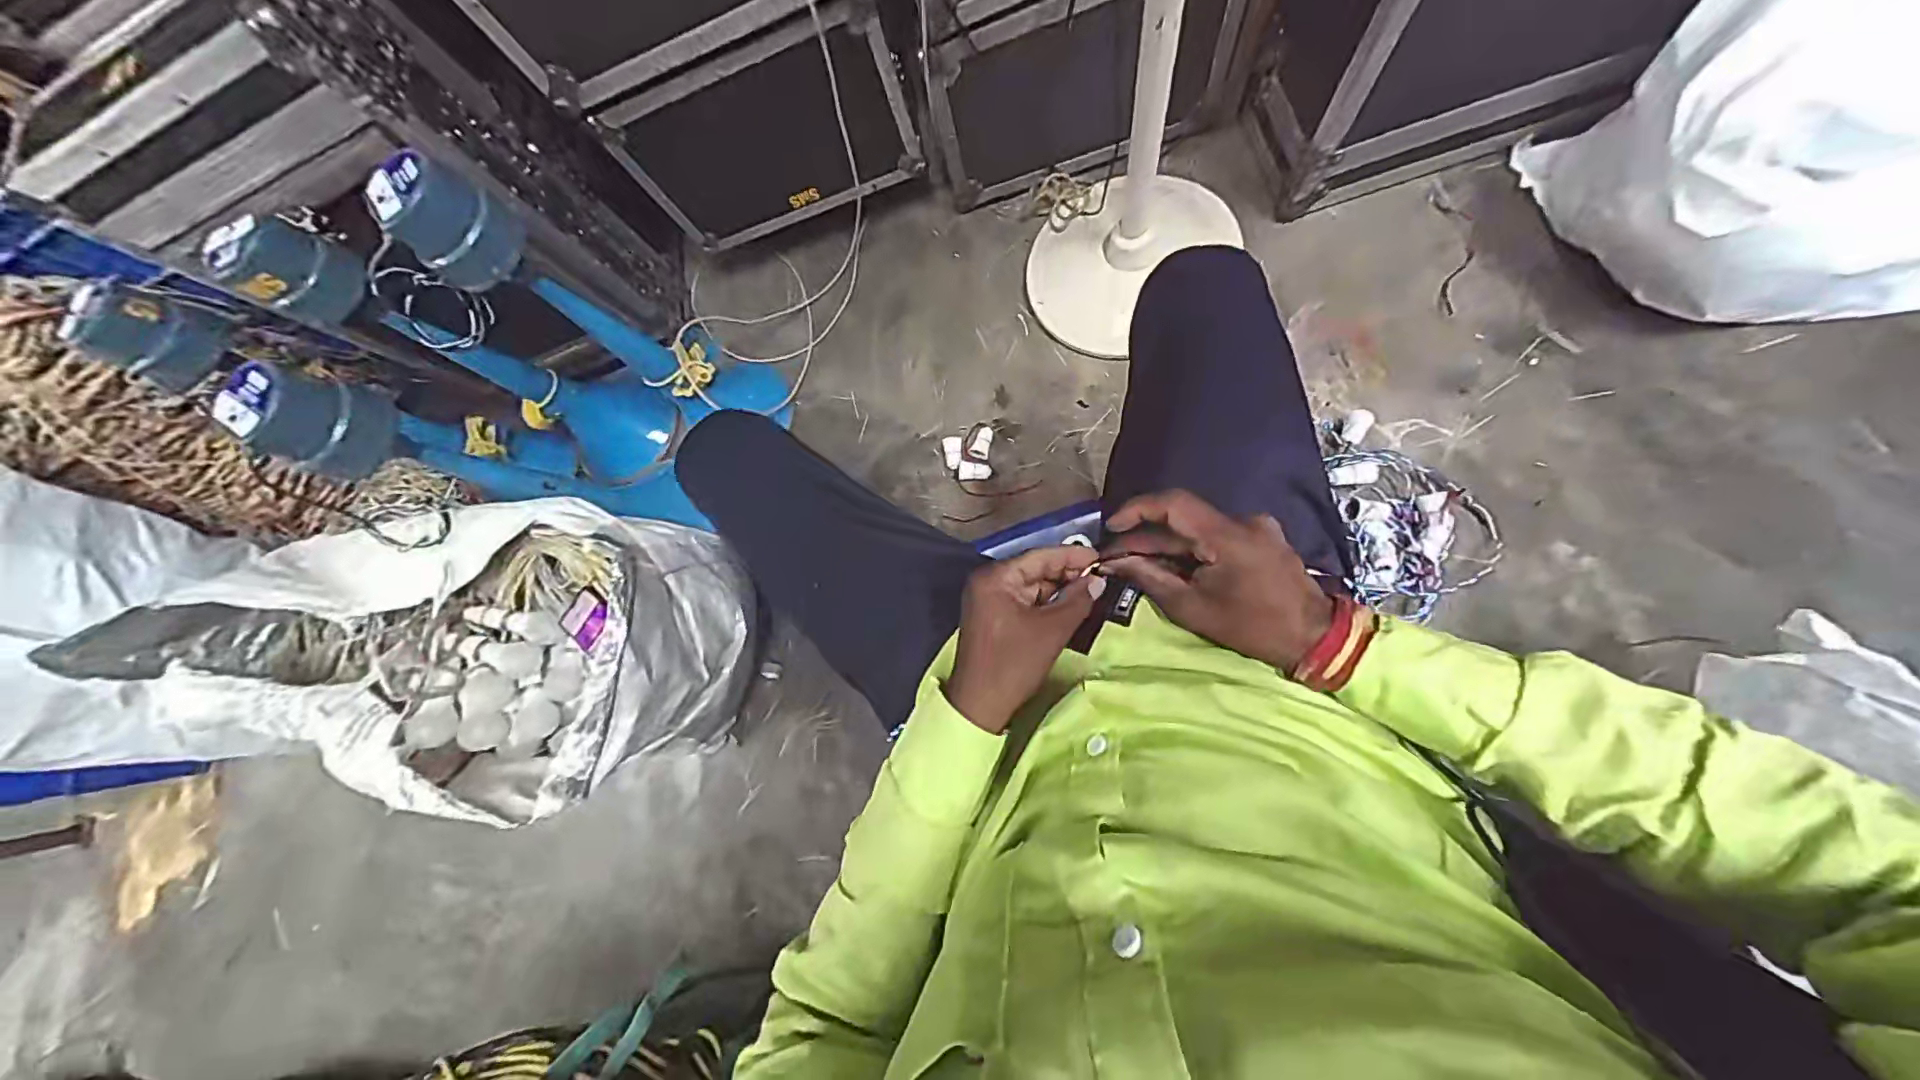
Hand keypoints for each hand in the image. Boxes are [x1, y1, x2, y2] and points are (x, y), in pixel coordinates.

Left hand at [946, 546, 1104, 732]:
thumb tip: (1097, 581)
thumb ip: (1078, 600)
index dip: (1072, 556)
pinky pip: (1024, 599)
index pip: (1040, 556)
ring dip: (1059, 588)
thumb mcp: (1052, 630)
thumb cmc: (1013, 665)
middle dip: (1067, 573)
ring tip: (1090, 590)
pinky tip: (1069, 605)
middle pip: (1035, 568)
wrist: (979, 704)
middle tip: (1099, 577)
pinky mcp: (992, 614)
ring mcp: (987, 597)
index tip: (1100, 557)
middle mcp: (988, 581)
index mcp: (996, 578)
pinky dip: (1046, 602)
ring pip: (1031, 584)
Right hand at [1100, 490, 1333, 671]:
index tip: (1111, 527)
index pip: (1173, 503)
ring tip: (1139, 566)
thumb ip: (1150, 578)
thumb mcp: (1192, 607)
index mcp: (1227, 535)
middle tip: (1115, 558)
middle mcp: (1243, 521)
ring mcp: (1257, 528)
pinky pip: (1216, 537)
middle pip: (1182, 521)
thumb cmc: (1251, 628)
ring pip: (1198, 530)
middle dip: (1146, 539)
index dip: (1136, 509)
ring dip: (1167, 546)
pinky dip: (1192, 549)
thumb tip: (1116, 562)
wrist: (1315, 639)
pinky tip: (1175, 567)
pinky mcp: (1263, 538)